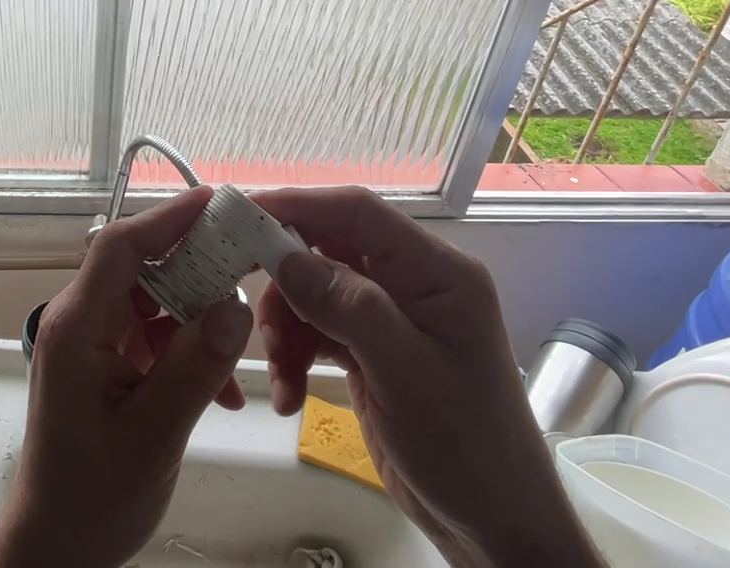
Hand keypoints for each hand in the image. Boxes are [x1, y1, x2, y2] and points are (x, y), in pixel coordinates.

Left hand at [0, 187, 253, 567]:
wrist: (56, 546)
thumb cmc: (93, 496)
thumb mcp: (152, 435)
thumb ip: (194, 367)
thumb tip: (236, 307)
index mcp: (77, 325)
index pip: (119, 247)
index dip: (167, 219)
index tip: (216, 204)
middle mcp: (80, 321)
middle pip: (142, 269)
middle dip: (198, 270)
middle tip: (253, 270)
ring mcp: (93, 342)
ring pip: (155, 303)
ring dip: (199, 322)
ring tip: (241, 351)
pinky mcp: (106, 364)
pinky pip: (154, 337)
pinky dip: (189, 352)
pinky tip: (220, 392)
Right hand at [255, 187, 603, 567]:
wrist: (494, 526)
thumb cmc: (467, 449)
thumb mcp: (408, 375)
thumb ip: (349, 308)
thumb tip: (286, 257)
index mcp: (436, 272)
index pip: (356, 212)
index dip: (297, 204)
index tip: (239, 214)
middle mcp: (410, 282)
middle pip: (325, 247)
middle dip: (281, 275)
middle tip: (235, 290)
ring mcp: (388, 315)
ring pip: (311, 289)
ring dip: (284, 325)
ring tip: (280, 370)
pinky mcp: (368, 347)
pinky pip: (314, 328)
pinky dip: (293, 354)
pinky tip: (289, 392)